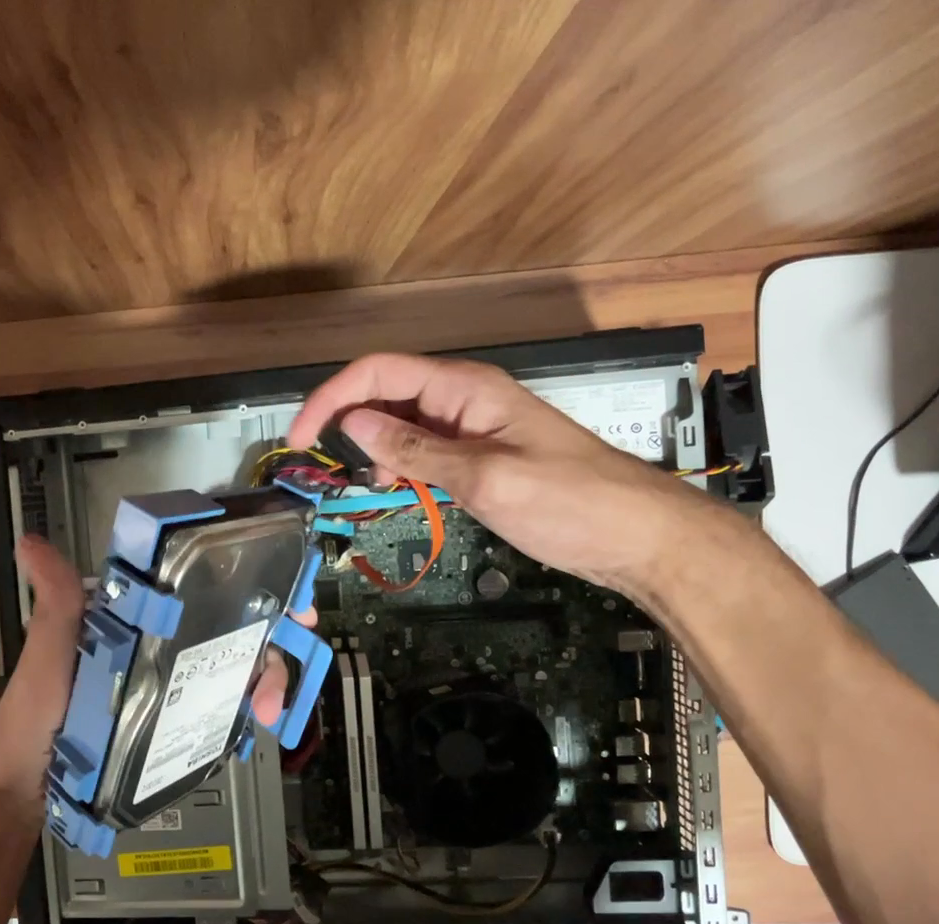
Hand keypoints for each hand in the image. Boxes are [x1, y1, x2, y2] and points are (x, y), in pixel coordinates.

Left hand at [0, 536, 304, 802]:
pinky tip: (251, 722)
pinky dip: (241, 708)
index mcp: (135, 615)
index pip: (200, 586)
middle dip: (268, 643)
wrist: (26, 781)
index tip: (289, 601)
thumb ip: (55, 602)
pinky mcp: (171, 716)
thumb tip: (32, 543)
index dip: (251, 586)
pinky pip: (217, 704)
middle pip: (231, 629)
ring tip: (262, 709)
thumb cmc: (35, 709)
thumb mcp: (48, 650)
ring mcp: (167, 680)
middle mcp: (156, 641)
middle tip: (280, 672)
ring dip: (261, 680)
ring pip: (231, 666)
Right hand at [287, 353, 727, 599]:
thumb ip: (415, 449)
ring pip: (399, 422)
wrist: (639, 536)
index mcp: (464, 388)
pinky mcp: (478, 455)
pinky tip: (402, 489)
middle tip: (336, 473)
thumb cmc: (569, 503)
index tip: (299, 439)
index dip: (330, 398)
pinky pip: (423, 448)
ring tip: (376, 485)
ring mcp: (471, 426)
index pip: (378, 372)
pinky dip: (400, 465)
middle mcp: (462, 398)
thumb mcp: (484, 478)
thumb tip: (352, 423)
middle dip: (349, 426)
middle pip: (384, 393)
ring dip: (374, 449)